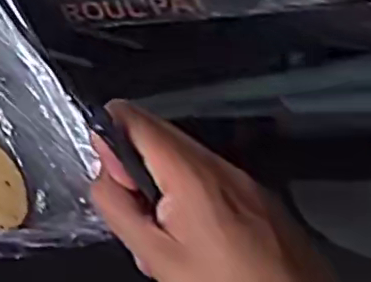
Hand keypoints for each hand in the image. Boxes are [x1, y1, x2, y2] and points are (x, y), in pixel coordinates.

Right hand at [90, 101, 332, 281]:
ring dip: (163, 182)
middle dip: (134, 164)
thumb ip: (113, 203)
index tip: (116, 177)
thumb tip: (100, 176)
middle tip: (142, 212)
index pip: (124, 113)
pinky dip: (195, 197)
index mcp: (190, 173)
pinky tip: (204, 242)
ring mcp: (251, 187)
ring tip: (173, 235)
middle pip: (153, 133)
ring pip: (182, 157)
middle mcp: (223, 168)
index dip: (107, 140)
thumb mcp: (155, 257)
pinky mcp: (269, 207)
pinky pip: (213, 179)